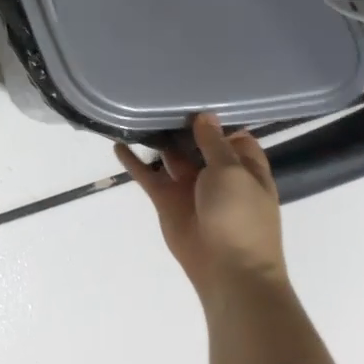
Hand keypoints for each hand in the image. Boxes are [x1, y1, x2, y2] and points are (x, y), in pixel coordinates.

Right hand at [115, 112, 287, 297]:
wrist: (227, 267)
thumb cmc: (240, 216)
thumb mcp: (232, 173)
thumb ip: (214, 144)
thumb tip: (205, 116)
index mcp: (246, 172)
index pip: (237, 140)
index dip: (221, 121)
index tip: (199, 97)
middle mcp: (218, 177)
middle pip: (198, 145)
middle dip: (182, 126)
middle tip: (157, 96)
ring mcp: (191, 188)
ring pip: (170, 157)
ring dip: (156, 140)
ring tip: (133, 113)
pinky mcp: (166, 199)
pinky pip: (146, 174)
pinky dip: (132, 160)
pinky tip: (117, 144)